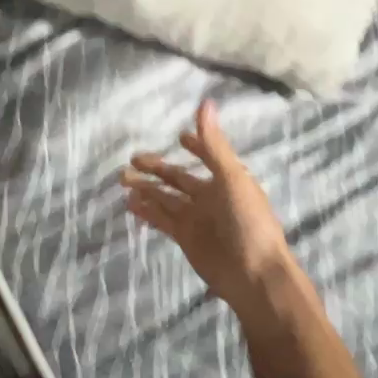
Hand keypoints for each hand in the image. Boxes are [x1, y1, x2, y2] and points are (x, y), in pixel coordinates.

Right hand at [122, 100, 297, 313]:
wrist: (254, 275)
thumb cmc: (249, 222)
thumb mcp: (232, 177)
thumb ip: (212, 144)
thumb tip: (205, 102)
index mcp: (227, 179)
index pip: (208, 156)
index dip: (195, 146)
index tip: (178, 137)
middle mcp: (210, 197)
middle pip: (178, 178)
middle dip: (156, 168)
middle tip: (131, 160)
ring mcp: (197, 219)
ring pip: (166, 198)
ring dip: (146, 188)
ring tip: (122, 180)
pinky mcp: (185, 238)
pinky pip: (162, 220)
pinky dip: (146, 211)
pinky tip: (130, 203)